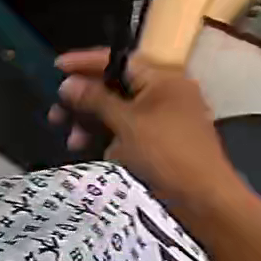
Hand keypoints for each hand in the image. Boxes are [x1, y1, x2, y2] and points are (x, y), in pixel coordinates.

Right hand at [49, 48, 244, 207]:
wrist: (204, 200)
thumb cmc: (167, 154)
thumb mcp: (127, 124)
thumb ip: (95, 100)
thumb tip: (68, 83)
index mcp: (163, 79)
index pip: (118, 60)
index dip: (85, 62)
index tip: (56, 68)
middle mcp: (165, 94)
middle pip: (115, 87)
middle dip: (84, 100)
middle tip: (56, 115)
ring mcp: (164, 120)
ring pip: (119, 114)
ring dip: (92, 124)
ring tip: (71, 142)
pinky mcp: (160, 145)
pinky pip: (128, 133)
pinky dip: (109, 140)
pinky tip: (91, 152)